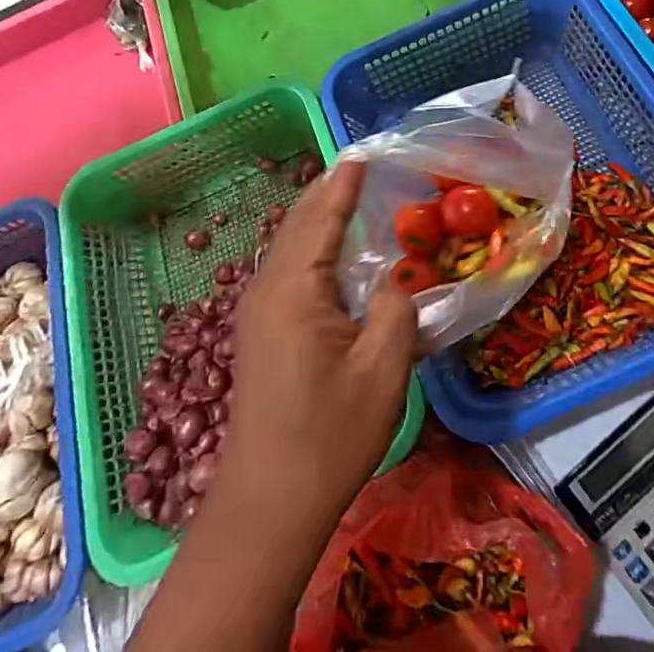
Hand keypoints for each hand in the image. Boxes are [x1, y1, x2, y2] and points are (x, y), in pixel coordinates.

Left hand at [220, 160, 416, 508]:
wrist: (269, 499)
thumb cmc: (330, 435)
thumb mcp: (382, 371)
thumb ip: (395, 309)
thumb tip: (396, 280)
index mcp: (294, 290)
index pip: (320, 219)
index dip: (343, 185)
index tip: (360, 153)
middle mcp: (266, 290)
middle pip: (296, 226)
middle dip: (326, 194)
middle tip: (358, 169)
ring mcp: (256, 312)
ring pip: (287, 248)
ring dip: (314, 219)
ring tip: (345, 198)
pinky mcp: (258, 332)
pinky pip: (285, 271)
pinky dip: (308, 247)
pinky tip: (328, 255)